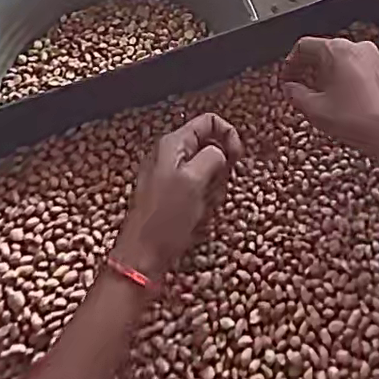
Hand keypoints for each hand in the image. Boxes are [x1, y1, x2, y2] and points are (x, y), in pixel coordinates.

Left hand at [113, 113, 239, 278]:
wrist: (142, 257)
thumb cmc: (166, 217)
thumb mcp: (195, 180)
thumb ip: (213, 156)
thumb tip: (222, 152)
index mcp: (173, 144)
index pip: (209, 121)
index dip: (229, 134)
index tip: (237, 158)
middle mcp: (169, 154)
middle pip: (209, 144)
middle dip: (221, 163)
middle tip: (219, 184)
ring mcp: (169, 174)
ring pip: (206, 167)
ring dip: (214, 183)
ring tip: (207, 202)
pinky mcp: (171, 194)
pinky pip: (198, 186)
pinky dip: (205, 196)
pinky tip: (199, 212)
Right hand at [282, 37, 378, 179]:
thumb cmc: (363, 122)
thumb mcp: (317, 111)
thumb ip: (297, 95)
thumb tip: (290, 89)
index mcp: (339, 50)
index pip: (304, 45)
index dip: (290, 62)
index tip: (286, 76)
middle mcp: (359, 48)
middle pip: (325, 51)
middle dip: (309, 69)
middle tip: (299, 87)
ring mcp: (376, 58)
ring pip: (343, 60)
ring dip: (328, 75)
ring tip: (321, 99)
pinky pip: (359, 68)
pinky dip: (346, 80)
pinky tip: (343, 102)